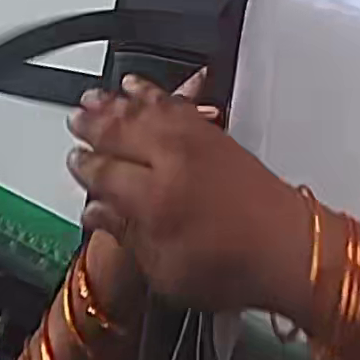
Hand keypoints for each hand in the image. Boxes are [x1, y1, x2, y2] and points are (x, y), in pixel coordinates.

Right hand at [66, 74, 310, 316]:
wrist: (285, 246)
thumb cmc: (232, 266)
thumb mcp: (166, 272)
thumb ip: (125, 236)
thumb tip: (96, 213)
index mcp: (153, 199)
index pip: (104, 172)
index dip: (84, 165)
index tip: (74, 158)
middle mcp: (170, 159)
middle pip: (120, 131)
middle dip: (94, 123)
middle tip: (76, 116)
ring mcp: (192, 139)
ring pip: (144, 109)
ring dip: (117, 100)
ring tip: (98, 94)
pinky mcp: (211, 130)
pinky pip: (174, 102)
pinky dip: (154, 92)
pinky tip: (143, 87)